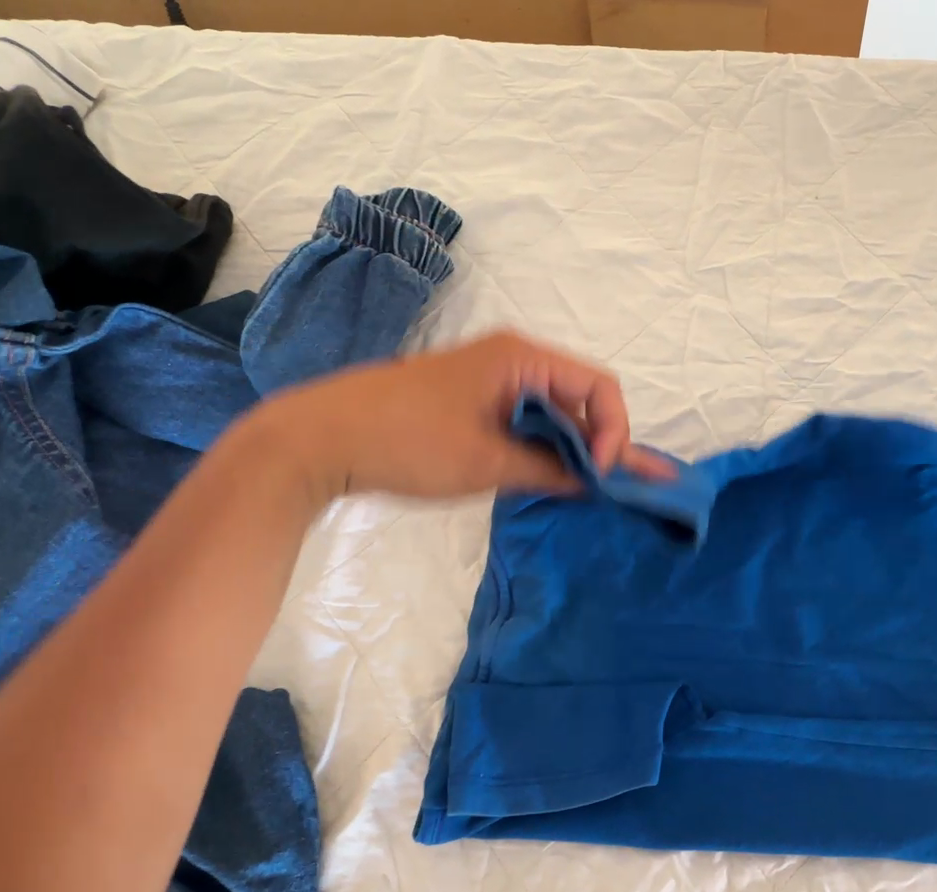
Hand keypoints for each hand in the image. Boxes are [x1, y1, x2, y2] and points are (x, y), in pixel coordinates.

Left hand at [255, 329, 674, 502]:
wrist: (320, 439)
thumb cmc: (409, 442)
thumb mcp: (488, 463)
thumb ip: (549, 470)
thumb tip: (591, 482)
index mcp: (522, 358)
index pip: (598, 387)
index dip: (612, 431)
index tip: (598, 476)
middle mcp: (513, 360)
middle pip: (579, 398)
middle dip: (600, 442)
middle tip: (616, 487)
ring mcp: (490, 379)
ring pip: (552, 413)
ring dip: (572, 449)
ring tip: (592, 488)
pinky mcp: (471, 401)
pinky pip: (525, 421)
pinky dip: (543, 448)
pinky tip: (554, 478)